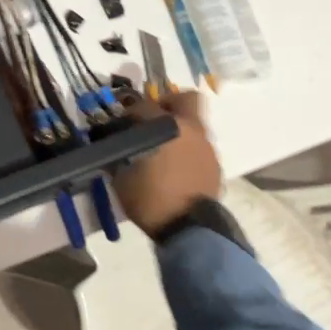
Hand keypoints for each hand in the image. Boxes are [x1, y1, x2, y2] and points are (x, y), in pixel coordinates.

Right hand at [114, 91, 221, 236]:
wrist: (190, 230)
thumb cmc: (151, 199)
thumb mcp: (122, 177)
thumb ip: (118, 155)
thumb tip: (114, 147)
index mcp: (167, 127)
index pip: (144, 106)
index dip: (128, 112)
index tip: (120, 124)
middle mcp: (191, 130)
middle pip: (185, 99)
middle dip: (168, 104)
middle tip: (152, 120)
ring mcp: (207, 147)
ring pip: (194, 125)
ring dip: (178, 130)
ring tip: (161, 150)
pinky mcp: (216, 165)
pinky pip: (199, 147)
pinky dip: (187, 150)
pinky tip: (174, 169)